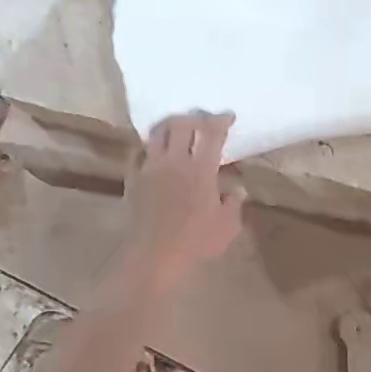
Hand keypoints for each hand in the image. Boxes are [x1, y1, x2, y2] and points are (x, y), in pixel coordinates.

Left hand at [111, 110, 245, 296]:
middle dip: (195, 117)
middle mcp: (174, 161)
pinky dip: (151, 147)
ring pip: (158, 132)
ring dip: (171, 124)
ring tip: (179, 127)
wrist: (153, 254)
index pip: (212, 133)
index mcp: (201, 169)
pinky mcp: (134, 178)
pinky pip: (140, 153)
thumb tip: (236, 190)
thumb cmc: (195, 242)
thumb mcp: (227, 226)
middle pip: (182, 124)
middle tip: (204, 120)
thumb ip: (234, 203)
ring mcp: (150, 167)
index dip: (221, 120)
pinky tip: (156, 153)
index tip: (228, 116)